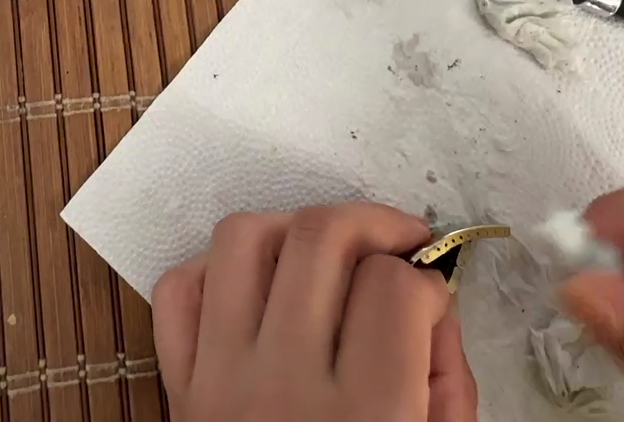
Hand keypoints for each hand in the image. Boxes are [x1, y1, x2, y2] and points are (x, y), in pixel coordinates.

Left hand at [151, 203, 476, 421]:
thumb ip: (446, 388)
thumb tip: (428, 306)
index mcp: (364, 418)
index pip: (394, 289)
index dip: (426, 279)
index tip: (431, 296)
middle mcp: (282, 385)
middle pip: (317, 238)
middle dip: (368, 221)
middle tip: (394, 242)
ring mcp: (218, 379)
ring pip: (241, 239)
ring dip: (290, 226)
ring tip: (323, 251)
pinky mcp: (177, 386)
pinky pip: (178, 291)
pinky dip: (214, 270)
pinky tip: (254, 288)